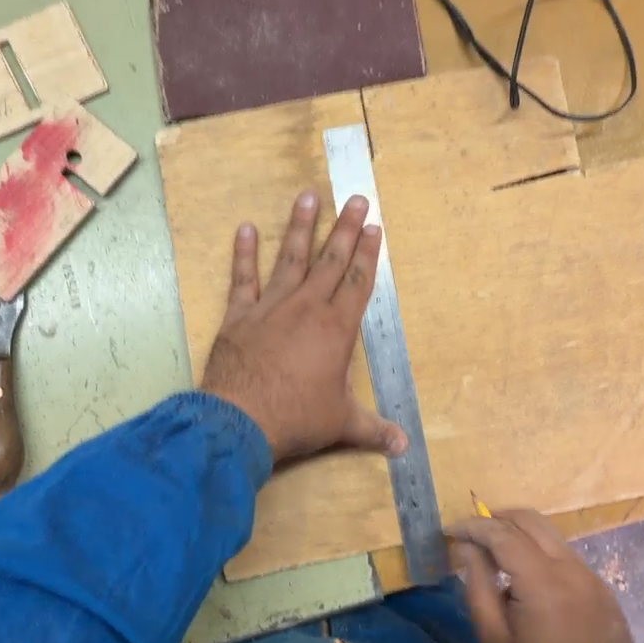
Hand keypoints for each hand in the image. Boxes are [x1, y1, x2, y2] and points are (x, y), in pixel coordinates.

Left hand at [202, 191, 407, 462]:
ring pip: (291, 260)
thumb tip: (404, 446)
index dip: (367, 254)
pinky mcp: (240, 316)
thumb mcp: (342, 424)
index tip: (373, 227)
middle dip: (345, 229)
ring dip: (301, 227)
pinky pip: (243, 279)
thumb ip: (374, 430)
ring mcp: (271, 308)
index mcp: (336, 329)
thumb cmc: (297, 418)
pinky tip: (247, 229)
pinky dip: (244, 253)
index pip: (357, 283)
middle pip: (330, 261)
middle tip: (354, 198)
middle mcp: (306, 309)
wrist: (241, 420)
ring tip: (308, 196)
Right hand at [455, 509, 643, 642]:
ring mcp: (592, 578)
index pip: (502, 533)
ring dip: (519, 535)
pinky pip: (564, 556)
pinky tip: (525, 582)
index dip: (472, 526)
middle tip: (469, 535)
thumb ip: (478, 588)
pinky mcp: (602, 591)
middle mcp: (571, 569)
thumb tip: (468, 549)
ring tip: (493, 558)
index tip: (449, 532)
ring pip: (550, 535)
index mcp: (542, 582)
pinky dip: (539, 553)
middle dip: (496, 519)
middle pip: (530, 520)